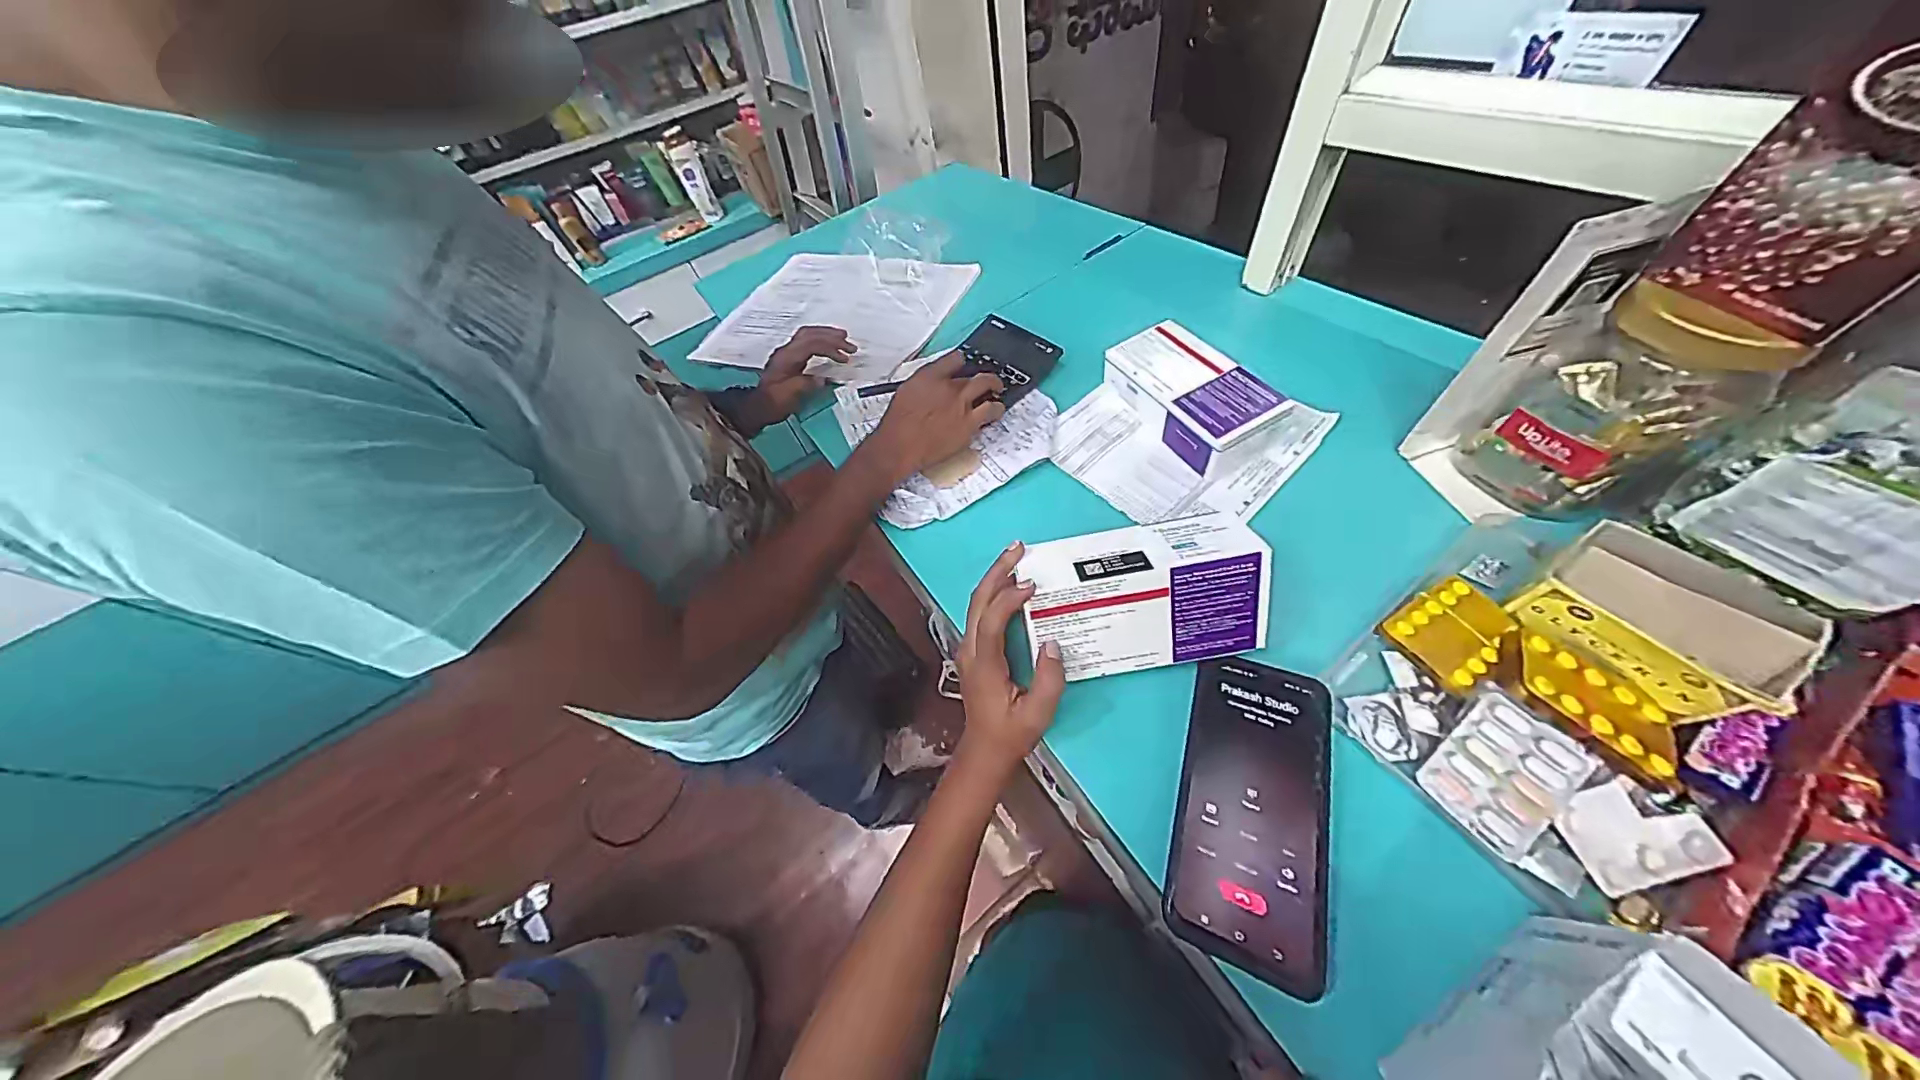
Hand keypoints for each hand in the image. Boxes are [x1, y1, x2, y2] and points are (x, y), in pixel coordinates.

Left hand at [756, 325, 854, 421]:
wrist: (759, 407)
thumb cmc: (774, 403)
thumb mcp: (791, 395)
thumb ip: (808, 384)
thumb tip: (823, 379)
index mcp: (787, 357)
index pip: (811, 344)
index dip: (830, 348)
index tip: (844, 358)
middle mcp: (786, 351)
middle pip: (810, 334)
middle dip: (831, 336)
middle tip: (849, 344)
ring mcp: (787, 353)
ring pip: (808, 335)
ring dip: (826, 336)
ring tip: (843, 340)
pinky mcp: (789, 359)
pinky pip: (806, 342)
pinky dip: (820, 342)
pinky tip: (828, 348)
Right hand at [859, 353, 1004, 482]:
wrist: (900, 446)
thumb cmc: (898, 422)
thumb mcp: (906, 390)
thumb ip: (925, 382)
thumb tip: (935, 381)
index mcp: (932, 377)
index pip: (956, 359)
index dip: (962, 361)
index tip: (964, 364)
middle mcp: (951, 391)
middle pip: (981, 378)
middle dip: (990, 380)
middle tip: (993, 383)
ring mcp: (963, 411)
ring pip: (991, 401)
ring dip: (996, 401)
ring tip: (997, 404)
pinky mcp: (968, 430)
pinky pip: (986, 420)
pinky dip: (988, 419)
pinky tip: (986, 421)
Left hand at [954, 542, 1064, 773]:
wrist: (984, 750)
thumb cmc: (1011, 733)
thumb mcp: (1038, 714)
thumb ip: (1049, 679)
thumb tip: (1053, 643)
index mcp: (984, 664)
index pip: (991, 620)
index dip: (1009, 599)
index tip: (1032, 585)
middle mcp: (970, 650)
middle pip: (977, 601)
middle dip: (997, 572)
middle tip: (1018, 549)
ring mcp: (968, 649)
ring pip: (976, 604)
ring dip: (994, 578)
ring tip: (1015, 558)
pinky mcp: (974, 650)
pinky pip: (981, 613)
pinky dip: (994, 593)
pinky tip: (1011, 586)